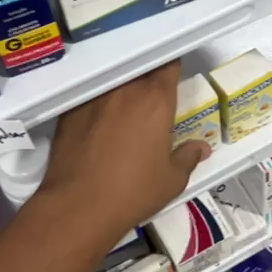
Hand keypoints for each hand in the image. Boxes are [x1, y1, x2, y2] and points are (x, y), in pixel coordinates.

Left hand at [37, 62, 210, 237]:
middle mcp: (125, 89)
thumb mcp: (171, 180)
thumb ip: (188, 157)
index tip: (172, 75)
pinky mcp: (69, 110)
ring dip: (120, 89)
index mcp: (156, 99)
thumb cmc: (133, 191)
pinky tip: (96, 119)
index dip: (172, 67)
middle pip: (140, 70)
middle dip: (146, 77)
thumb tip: (201, 148)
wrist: (78, 205)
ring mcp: (94, 97)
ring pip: (112, 82)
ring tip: (122, 105)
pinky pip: (88, 98)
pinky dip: (96, 104)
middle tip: (149, 94)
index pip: (168, 65)